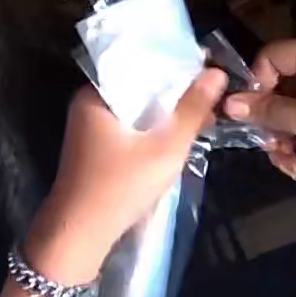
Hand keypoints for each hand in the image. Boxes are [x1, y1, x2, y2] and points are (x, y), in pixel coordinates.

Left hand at [24, 70, 227, 283]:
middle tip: (211, 91)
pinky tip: (176, 131)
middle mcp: (89, 101)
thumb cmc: (120, 187)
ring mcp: (89, 124)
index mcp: (96, 92)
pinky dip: (151, 124)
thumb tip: (216, 72)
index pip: (139, 62)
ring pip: (135, 105)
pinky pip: (128, 122)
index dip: (175, 61)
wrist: (79, 235)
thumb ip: (192, 110)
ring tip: (202, 111)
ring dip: (164, 109)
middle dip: (174, 88)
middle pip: (138, 84)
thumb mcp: (165, 148)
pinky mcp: (94, 144)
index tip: (207, 63)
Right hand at [223, 36, 295, 182]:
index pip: (270, 56)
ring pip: (288, 106)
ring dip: (281, 134)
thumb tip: (228, 104)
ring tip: (284, 163)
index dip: (256, 84)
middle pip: (277, 83)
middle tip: (265, 146)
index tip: (252, 115)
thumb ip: (273, 112)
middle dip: (268, 117)